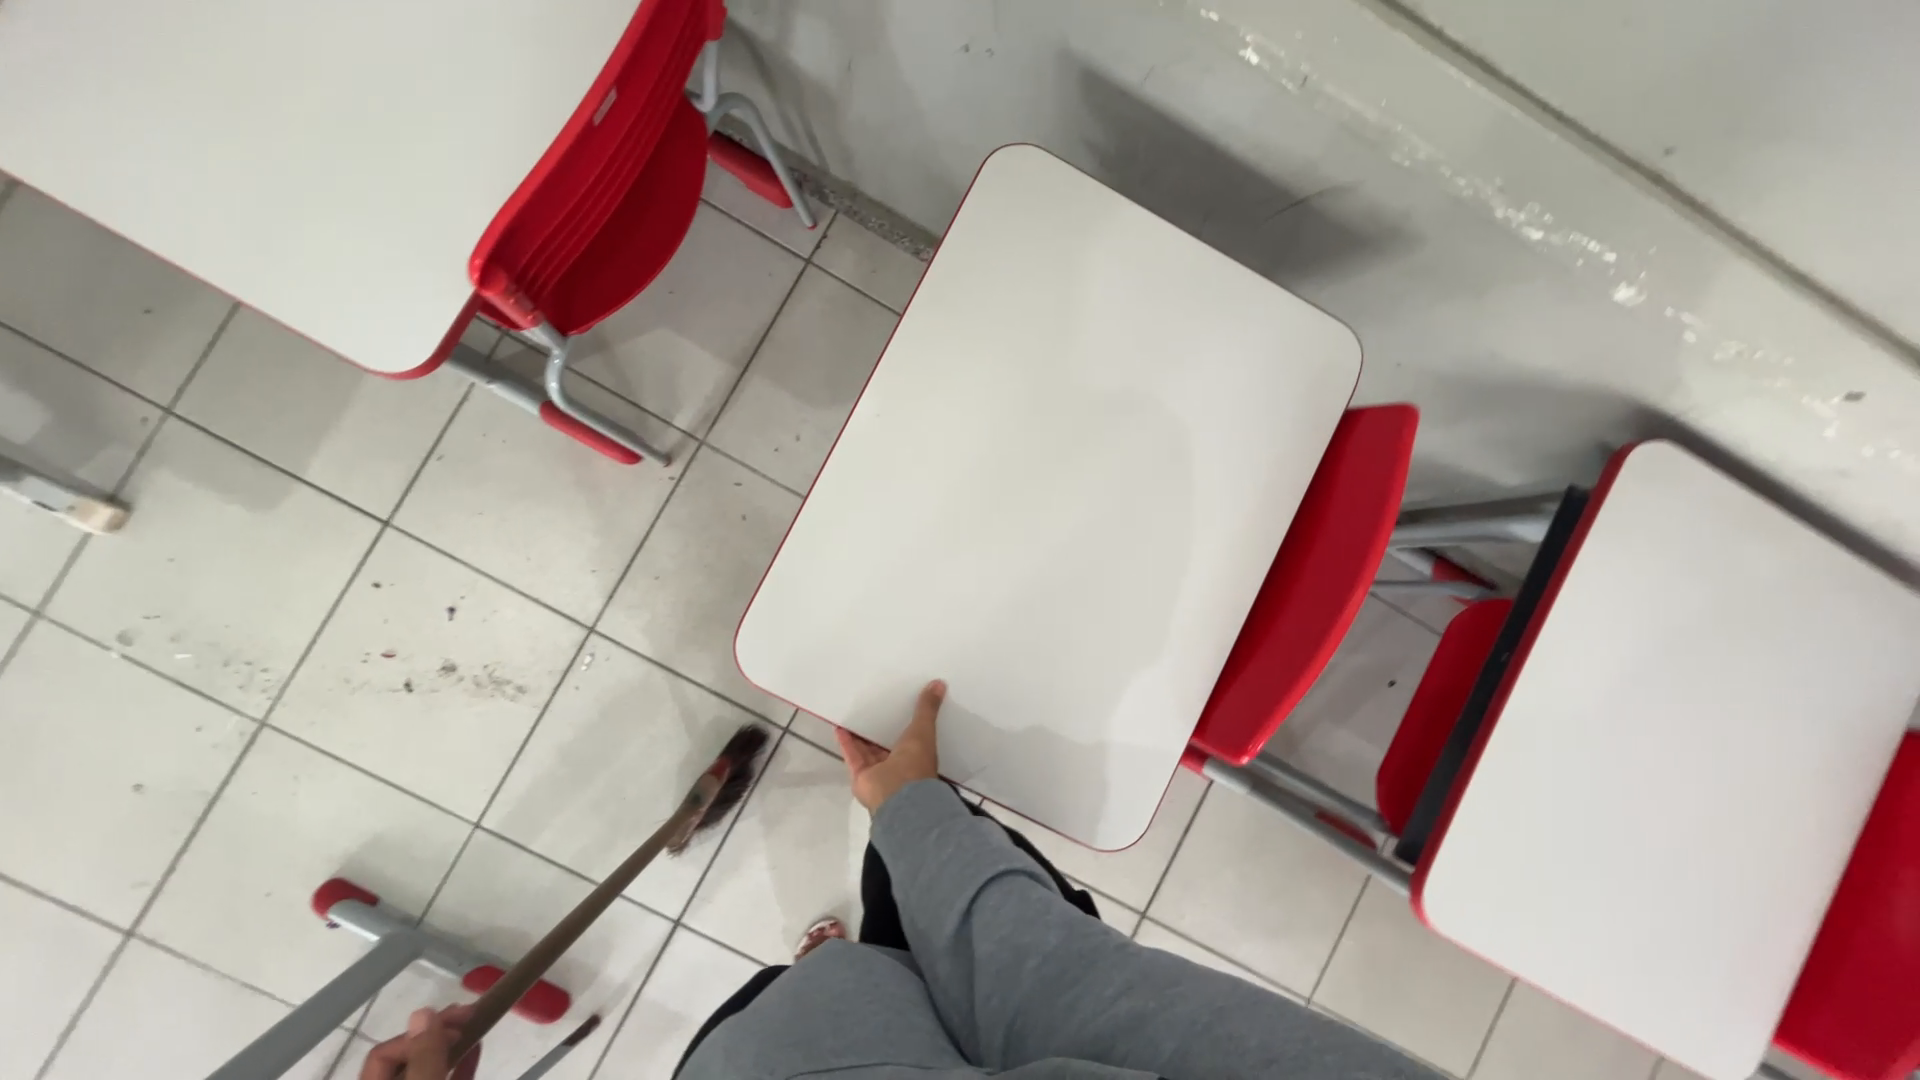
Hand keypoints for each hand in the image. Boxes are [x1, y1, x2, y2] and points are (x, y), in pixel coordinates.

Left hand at [359, 1005, 479, 1079]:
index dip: (417, 1033)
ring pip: (425, 1069)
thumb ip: (423, 1057)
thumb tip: (423, 1012)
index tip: (454, 1022)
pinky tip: (476, 1048)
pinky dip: (460, 1064)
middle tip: (467, 1016)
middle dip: (436, 1033)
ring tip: (472, 1024)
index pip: (382, 1054)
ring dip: (448, 1044)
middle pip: (404, 1058)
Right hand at [836, 679, 944, 811]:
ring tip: (854, 714)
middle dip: (881, 728)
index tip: (900, 705)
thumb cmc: (915, 764)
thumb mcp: (923, 730)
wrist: (898, 796)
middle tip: (873, 708)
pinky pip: (853, 755)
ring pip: (868, 749)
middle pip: (887, 743)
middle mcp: (899, 764)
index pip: (912, 736)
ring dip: (861, 734)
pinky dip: (846, 742)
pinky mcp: (861, 774)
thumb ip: (927, 708)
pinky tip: (840, 727)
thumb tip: (940, 684)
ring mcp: (879, 771)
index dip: (906, 722)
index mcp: (917, 754)